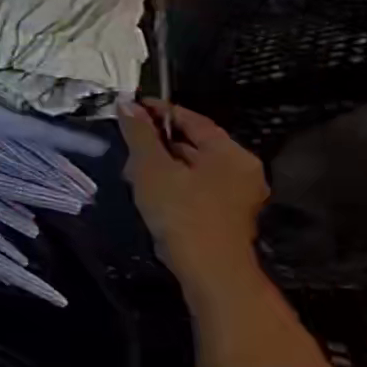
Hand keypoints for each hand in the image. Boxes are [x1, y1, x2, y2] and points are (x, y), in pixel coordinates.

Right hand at [118, 100, 268, 287]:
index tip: (130, 104)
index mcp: (231, 154)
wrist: (206, 262)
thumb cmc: (180, 208)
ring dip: (161, 158)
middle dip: (158, 137)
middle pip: (195, 141)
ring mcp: (237, 190)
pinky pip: (195, 180)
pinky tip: (147, 182)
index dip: (160, 110)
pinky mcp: (225, 208)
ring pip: (193, 162)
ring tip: (130, 162)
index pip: (193, 120)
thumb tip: (127, 104)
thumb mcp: (151, 166)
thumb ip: (139, 133)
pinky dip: (171, 175)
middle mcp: (242, 168)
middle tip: (124, 135)